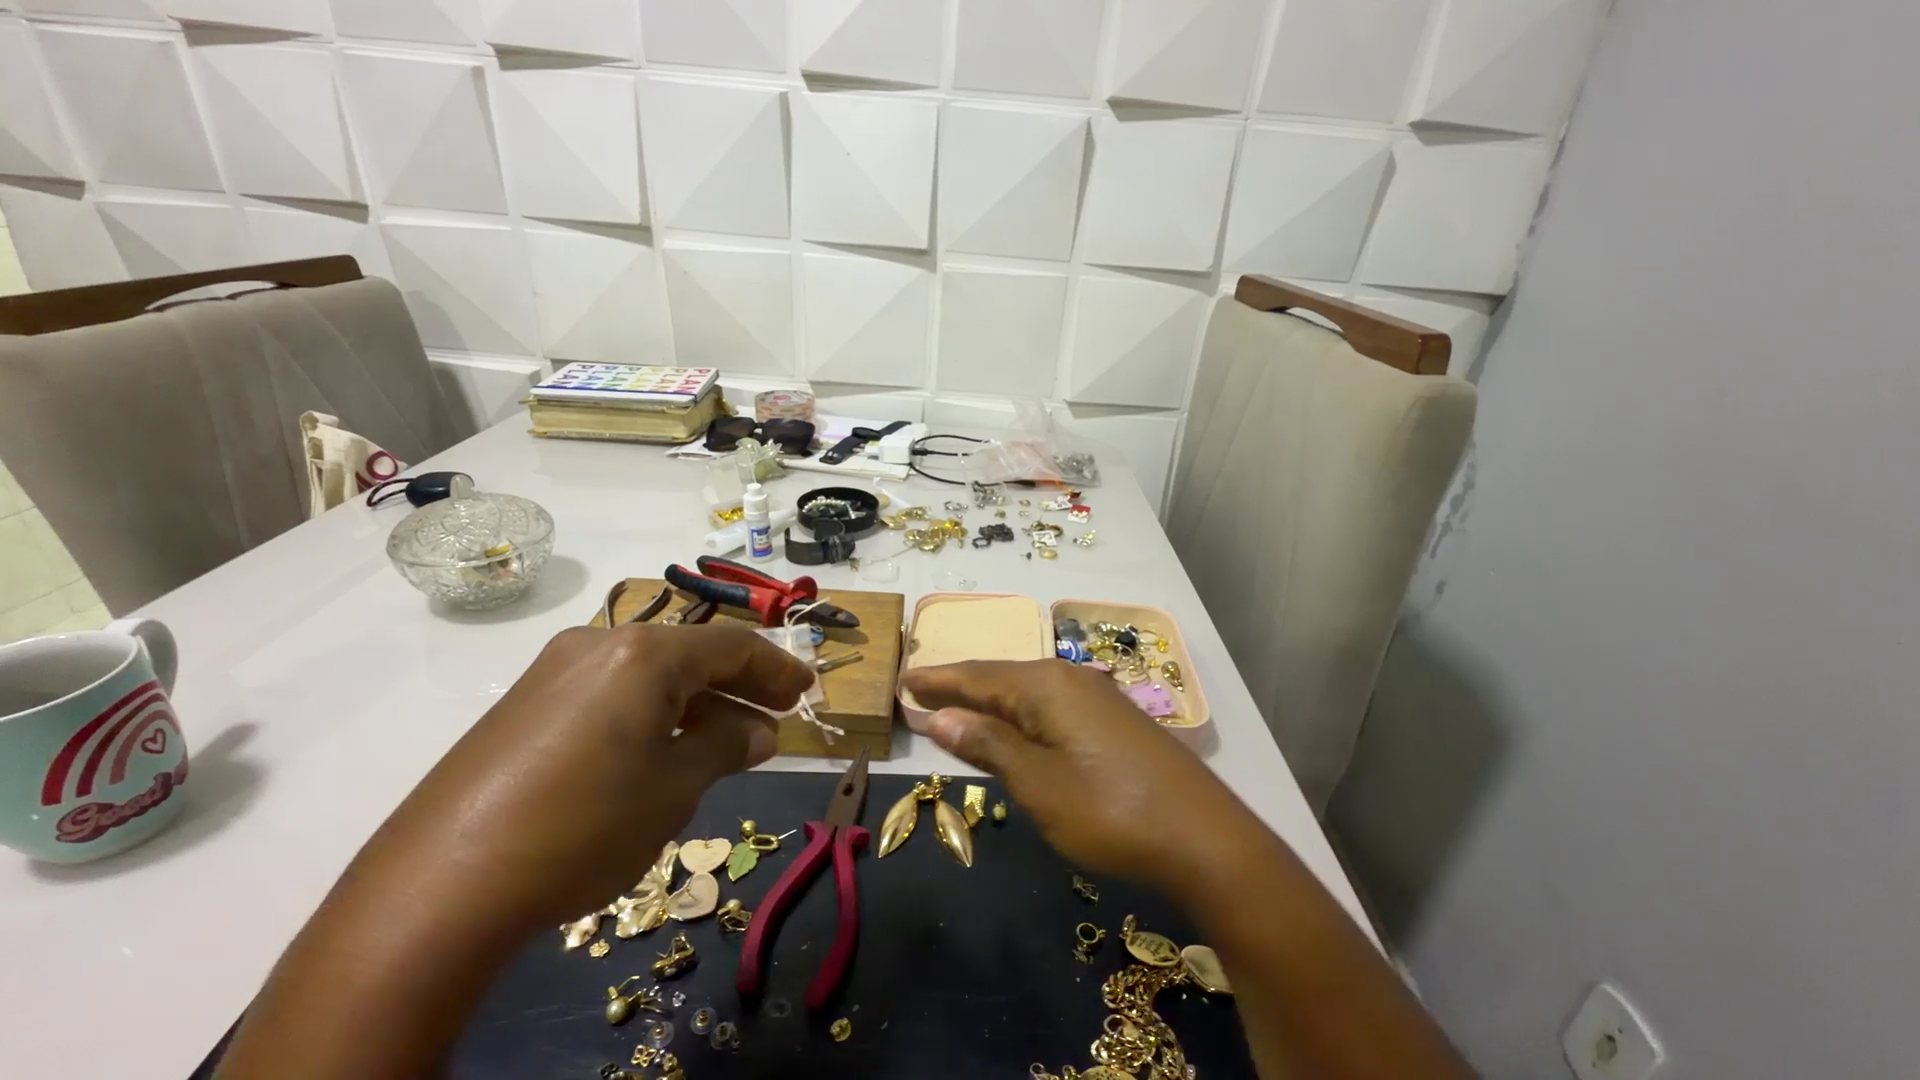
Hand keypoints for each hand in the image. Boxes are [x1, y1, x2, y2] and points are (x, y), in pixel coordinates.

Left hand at [370, 623, 811, 926]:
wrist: (443, 883)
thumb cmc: (585, 824)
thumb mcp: (674, 788)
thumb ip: (724, 747)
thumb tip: (757, 730)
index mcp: (643, 654)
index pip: (731, 646)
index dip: (777, 668)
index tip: (808, 690)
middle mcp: (597, 644)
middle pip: (687, 656)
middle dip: (737, 686)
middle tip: (774, 717)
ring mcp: (553, 672)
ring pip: (645, 677)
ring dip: (692, 704)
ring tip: (723, 744)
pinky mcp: (524, 706)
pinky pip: (607, 695)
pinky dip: (648, 715)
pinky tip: (659, 753)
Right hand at [902, 659, 1259, 898]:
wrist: (1204, 839)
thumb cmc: (1109, 812)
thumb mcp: (1037, 784)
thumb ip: (988, 745)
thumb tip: (941, 717)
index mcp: (1046, 686)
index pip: (977, 676)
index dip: (938, 682)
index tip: (903, 680)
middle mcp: (1071, 680)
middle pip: (1003, 679)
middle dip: (962, 688)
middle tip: (923, 693)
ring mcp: (1099, 700)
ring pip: (1030, 694)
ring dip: (992, 703)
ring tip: (959, 710)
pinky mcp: (1116, 724)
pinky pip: (1054, 709)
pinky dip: (1023, 717)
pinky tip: (1016, 732)